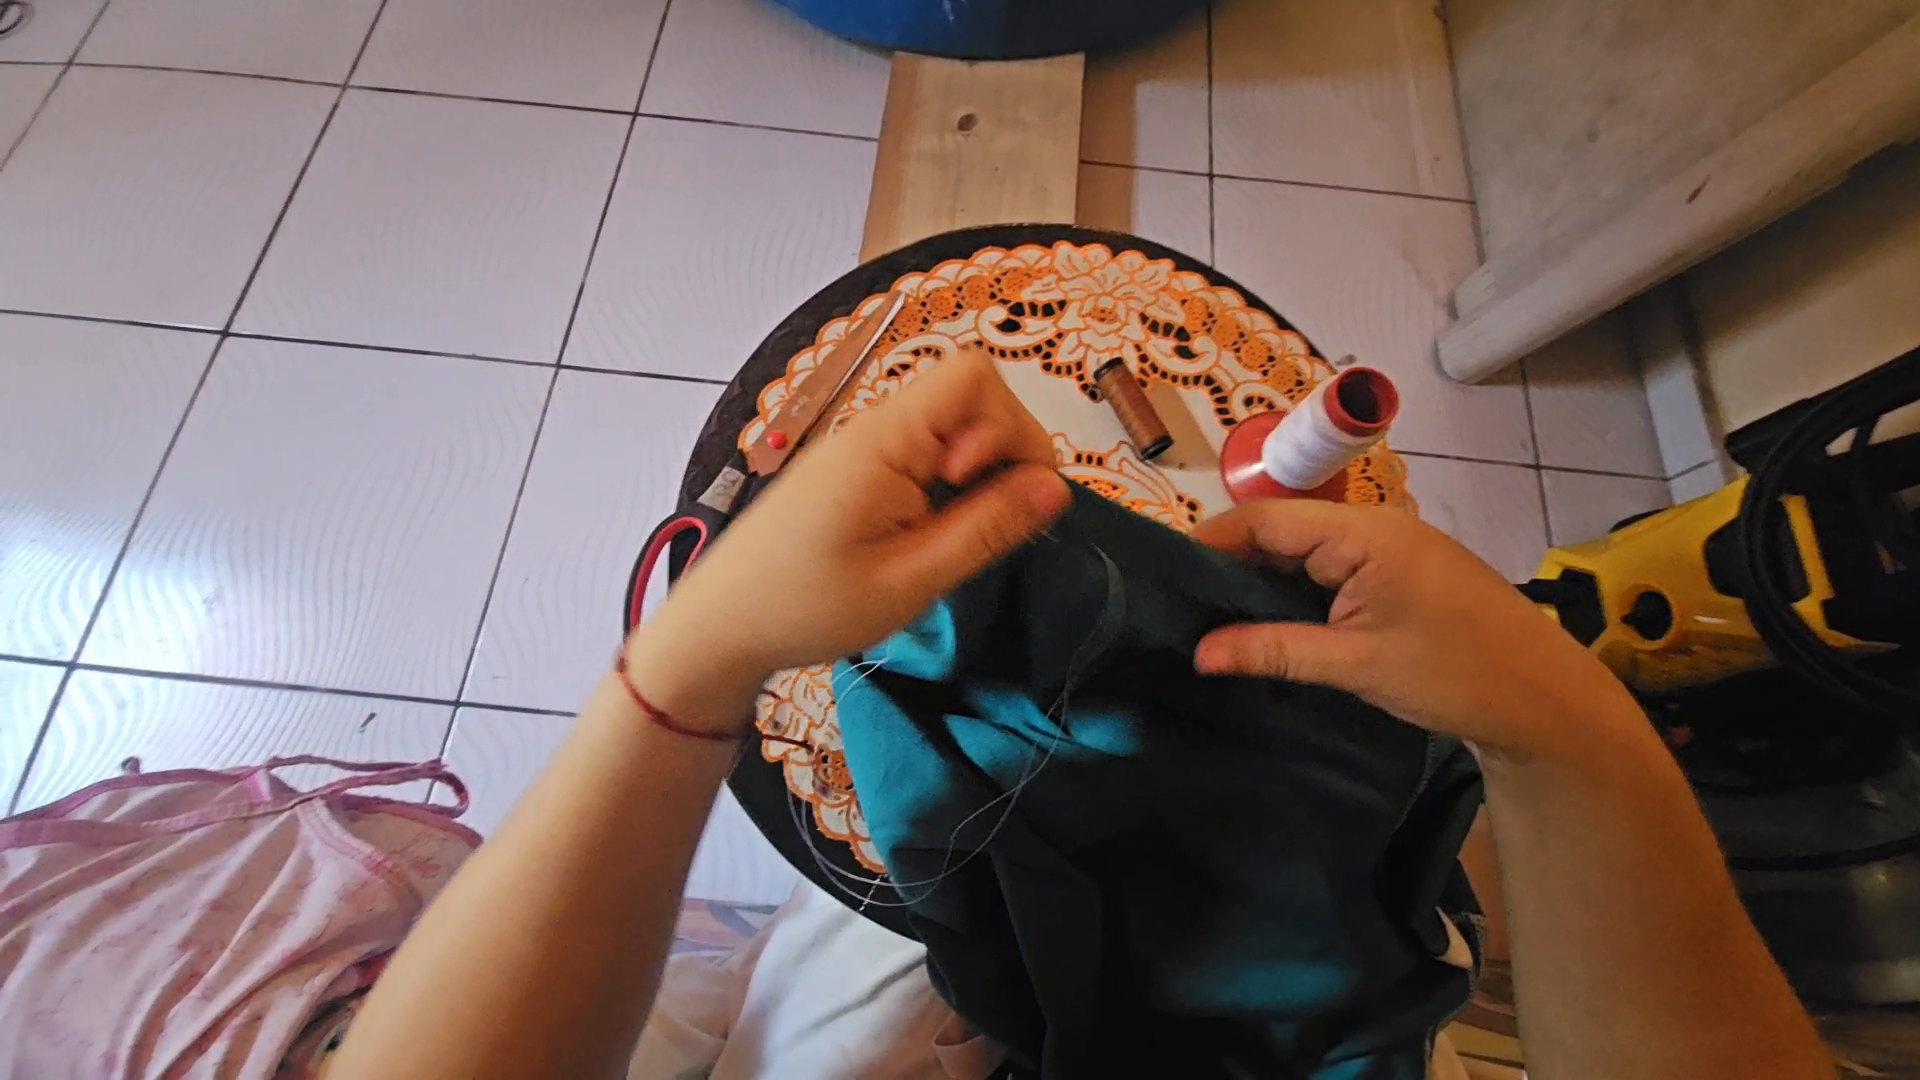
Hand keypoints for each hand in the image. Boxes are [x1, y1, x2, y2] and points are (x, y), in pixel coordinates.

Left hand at [625, 349, 1071, 735]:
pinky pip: (923, 452)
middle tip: (971, 527)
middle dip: (997, 455)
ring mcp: (863, 444)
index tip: (989, 494)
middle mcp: (874, 426)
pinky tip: (920, 534)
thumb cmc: (806, 608)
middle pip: (970, 398)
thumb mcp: (910, 580)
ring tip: (940, 538)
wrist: (721, 623)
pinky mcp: (857, 467)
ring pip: (950, 429)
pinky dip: (943, 486)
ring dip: (970, 477)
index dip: (1008, 429)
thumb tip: (1055, 487)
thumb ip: (986, 528)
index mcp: (884, 439)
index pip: (975, 378)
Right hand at [1189, 500, 1642, 761]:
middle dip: (1231, 559)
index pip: (1266, 518)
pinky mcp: (1398, 571)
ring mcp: (1389, 548)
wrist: (1554, 707)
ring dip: (1261, 574)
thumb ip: (1271, 650)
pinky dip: (1294, 586)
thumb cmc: (1457, 676)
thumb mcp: (1355, 663)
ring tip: (1213, 607)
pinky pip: (1329, 566)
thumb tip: (1197, 654)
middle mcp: (1373, 527)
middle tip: (1183, 596)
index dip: (1212, 538)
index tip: (1168, 571)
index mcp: (1363, 534)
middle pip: (1282, 528)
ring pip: (1304, 548)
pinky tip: (1268, 613)